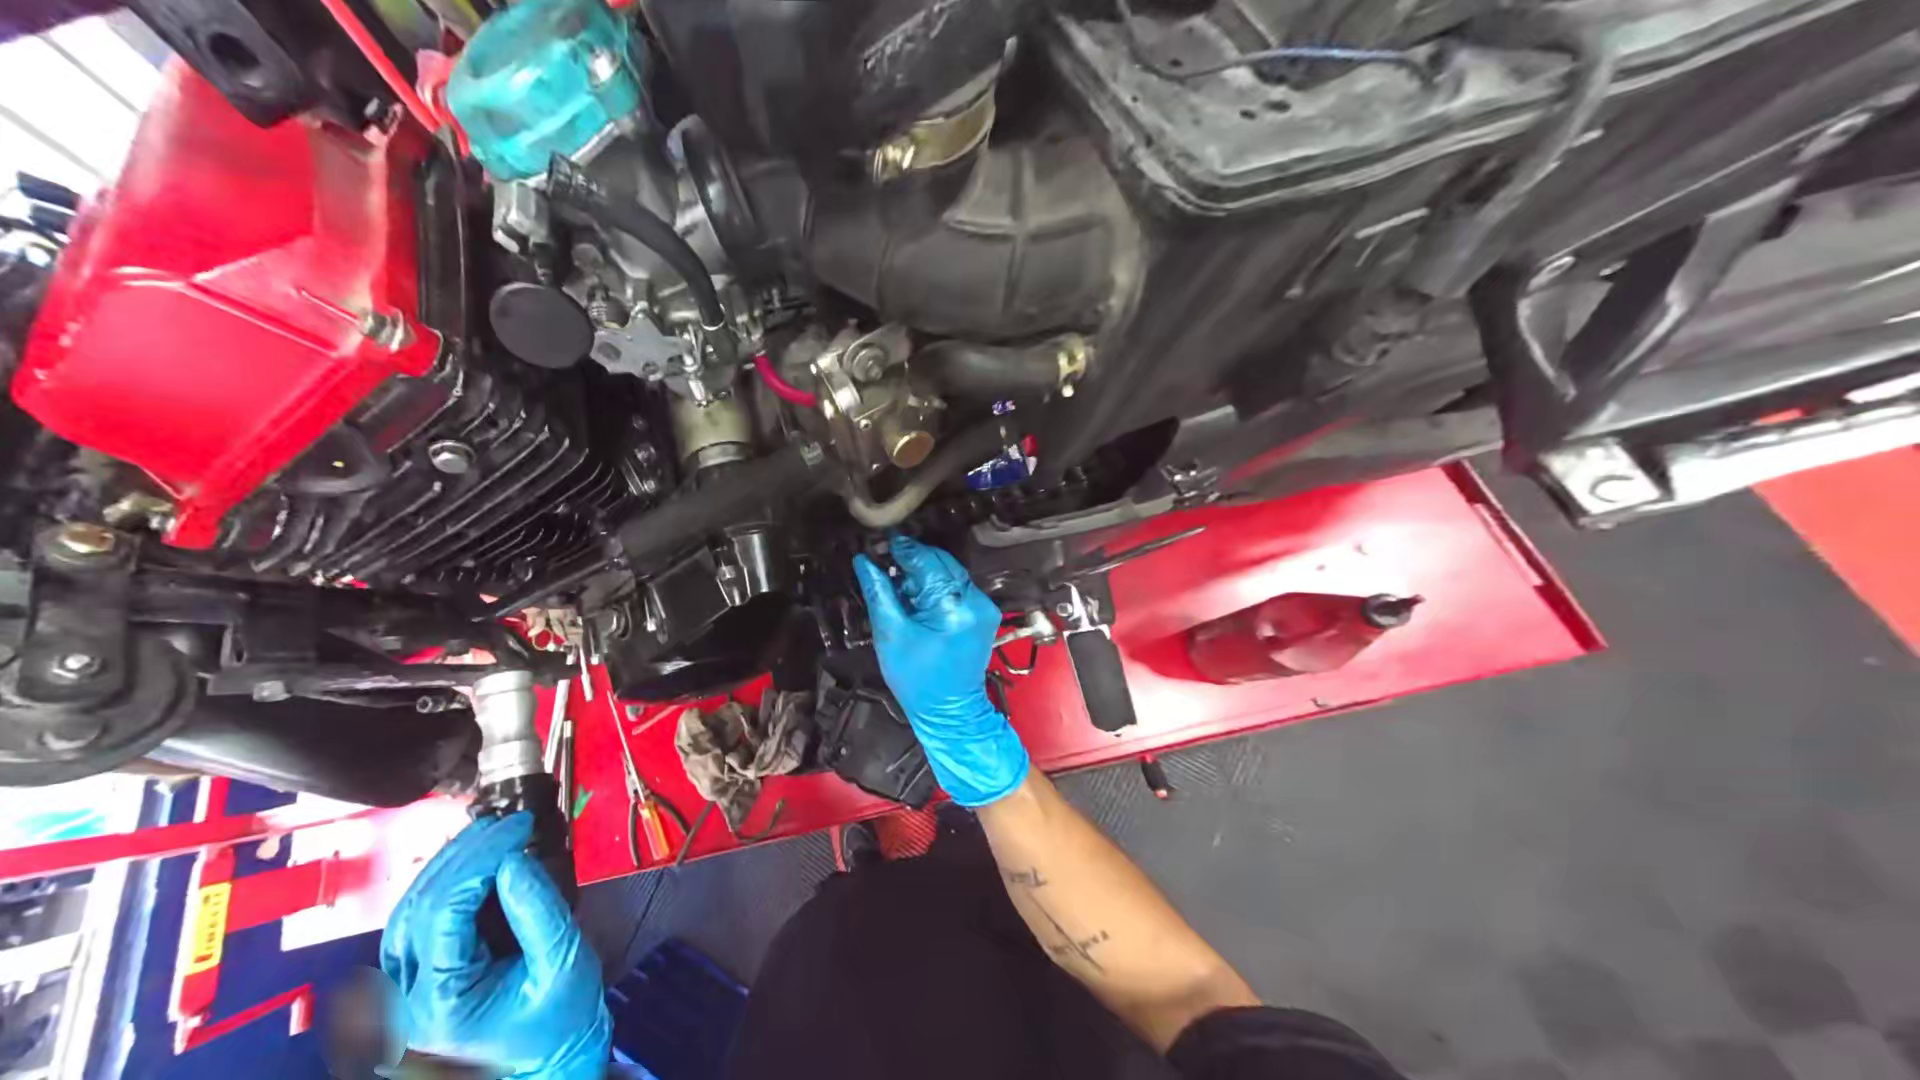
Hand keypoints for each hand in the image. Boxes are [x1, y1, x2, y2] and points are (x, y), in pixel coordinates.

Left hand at [380, 813, 610, 1079]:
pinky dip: (444, 886)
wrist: (552, 1061)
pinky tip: (472, 861)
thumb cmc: (562, 1017)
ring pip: (406, 913)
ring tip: (491, 833)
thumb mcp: (562, 961)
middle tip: (508, 824)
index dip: (480, 860)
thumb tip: (515, 859)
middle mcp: (403, 1004)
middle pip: (417, 908)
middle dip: (465, 855)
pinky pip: (415, 924)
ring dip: (449, 865)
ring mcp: (400, 996)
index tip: (519, 828)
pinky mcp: (412, 984)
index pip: (443, 912)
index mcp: (438, 1005)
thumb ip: (538, 910)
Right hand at [853, 533, 1029, 806]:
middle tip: (885, 561)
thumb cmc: (916, 679)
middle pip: (942, 563)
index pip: (927, 562)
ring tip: (898, 583)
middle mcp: (976, 600)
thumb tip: (864, 561)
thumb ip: (879, 593)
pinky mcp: (984, 613)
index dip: (903, 548)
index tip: (881, 541)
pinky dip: (936, 586)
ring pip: (950, 572)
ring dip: (924, 573)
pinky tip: (917, 597)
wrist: (950, 711)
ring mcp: (984, 606)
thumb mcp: (891, 635)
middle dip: (914, 559)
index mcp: (954, 606)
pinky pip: (957, 587)